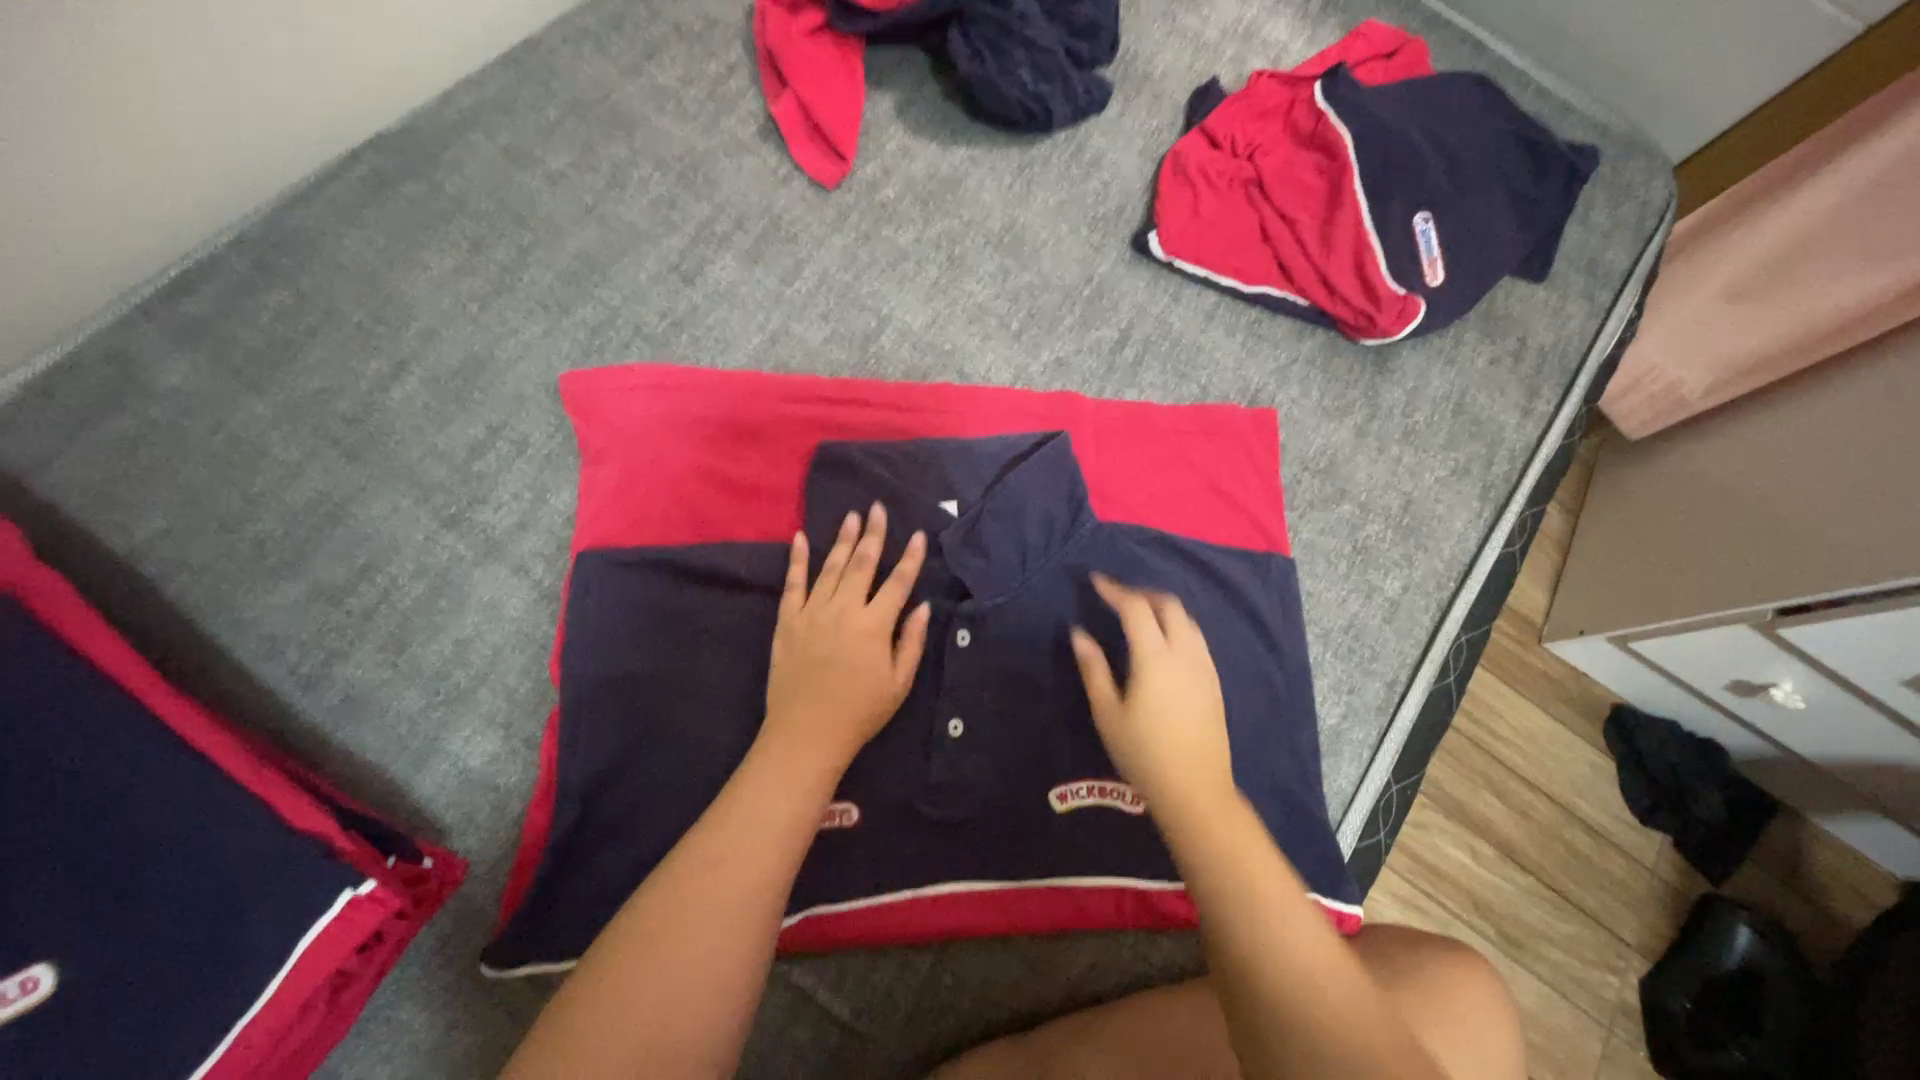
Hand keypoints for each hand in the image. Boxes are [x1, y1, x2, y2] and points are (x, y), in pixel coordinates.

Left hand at [762, 503, 931, 776]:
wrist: (806, 734)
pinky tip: (801, 538)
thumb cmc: (860, 713)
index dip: (911, 558)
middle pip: (863, 564)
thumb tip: (922, 607)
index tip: (919, 535)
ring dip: (843, 540)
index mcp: (874, 625)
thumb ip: (911, 642)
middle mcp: (844, 610)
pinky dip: (797, 560)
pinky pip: (793, 584)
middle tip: (878, 508)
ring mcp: (812, 613)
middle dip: (874, 533)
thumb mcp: (898, 684)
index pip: (898, 582)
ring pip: (831, 568)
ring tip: (852, 516)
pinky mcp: (788, 622)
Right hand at [1070, 574, 1236, 815]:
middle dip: (1142, 593)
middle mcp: (1185, 653)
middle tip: (1117, 598)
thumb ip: (1093, 668)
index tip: (1096, 581)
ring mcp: (1205, 666)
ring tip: (1139, 616)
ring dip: (1162, 609)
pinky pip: (1197, 638)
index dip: (1115, 590)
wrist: (1195, 789)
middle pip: (1169, 605)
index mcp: (1155, 657)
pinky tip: (1163, 643)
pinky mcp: (1214, 682)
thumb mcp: (1107, 713)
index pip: (1136, 608)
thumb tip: (1079, 634)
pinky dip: (1177, 626)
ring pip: (1187, 620)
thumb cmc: (1142, 754)